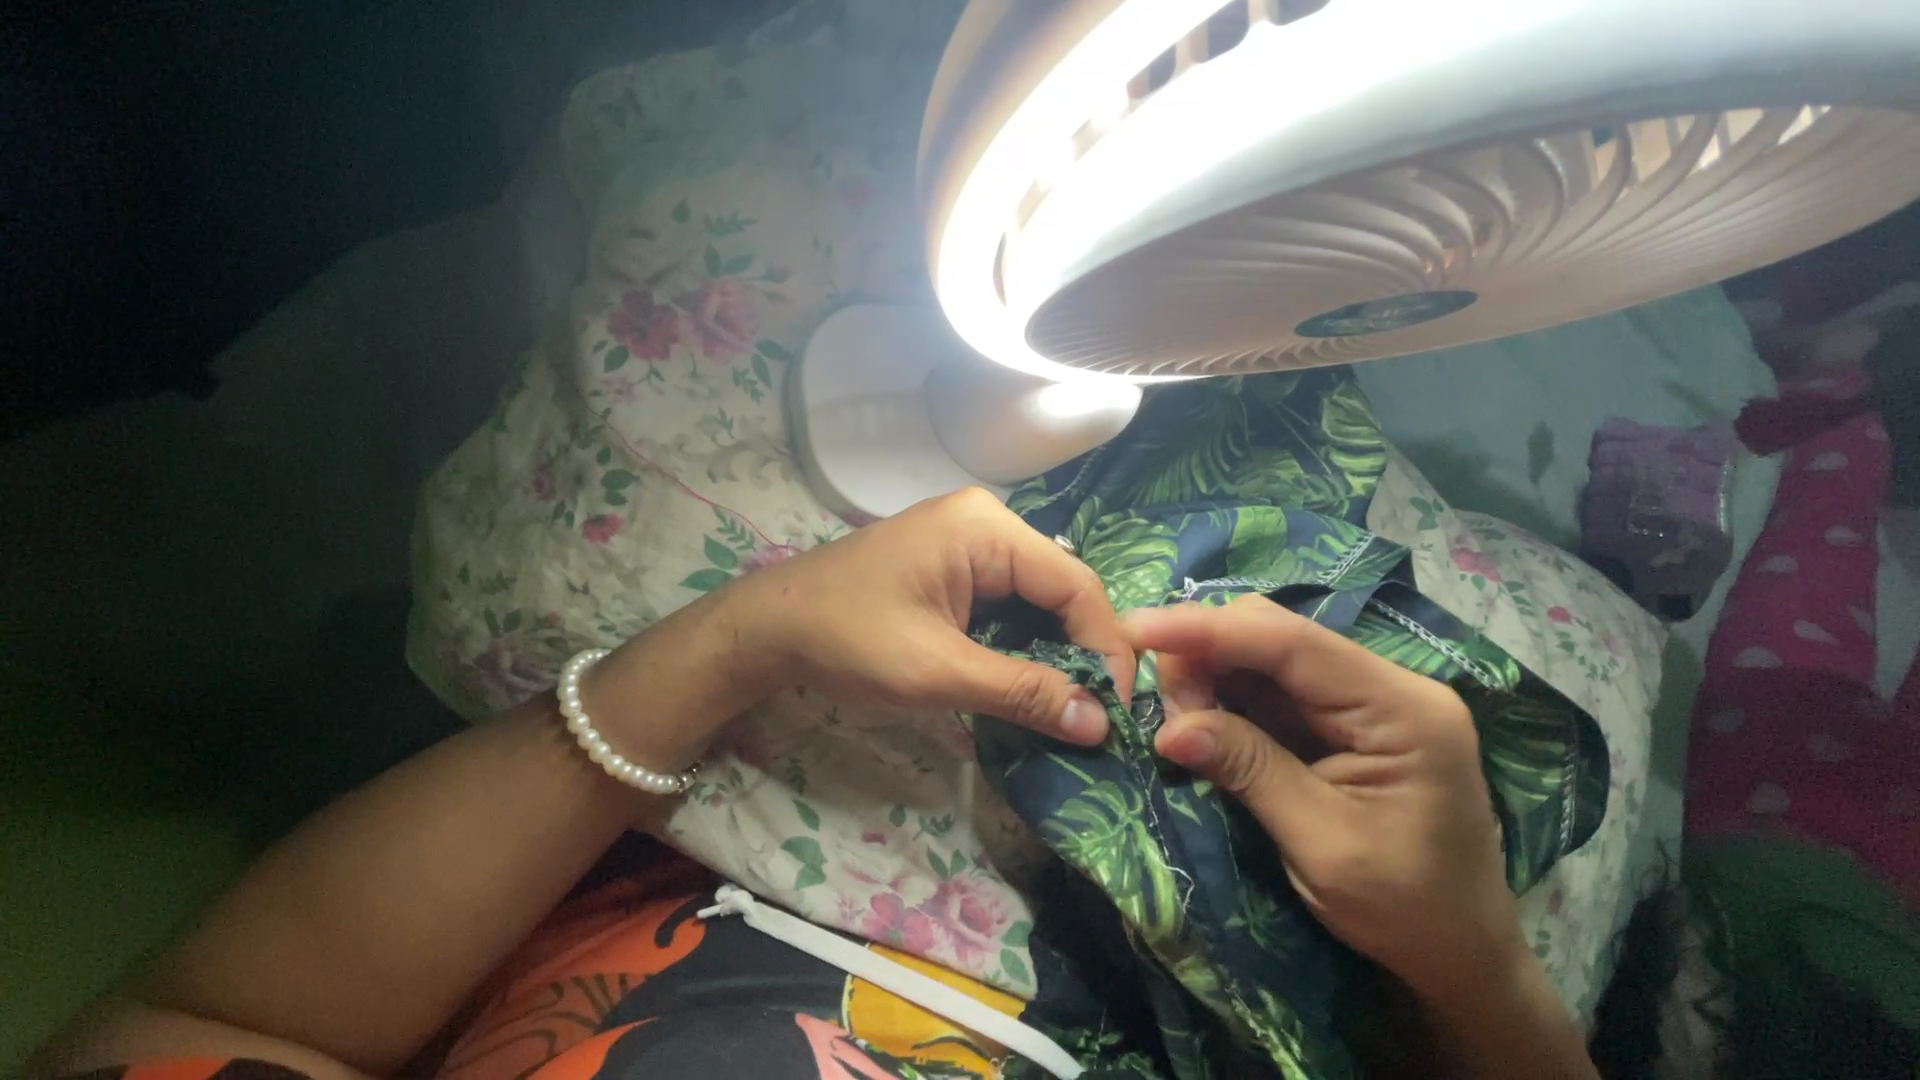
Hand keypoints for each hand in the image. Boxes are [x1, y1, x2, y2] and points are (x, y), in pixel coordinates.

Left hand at [742, 487, 1134, 732]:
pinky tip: (1030, 678)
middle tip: (1098, 712)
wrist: (768, 628)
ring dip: (1054, 649)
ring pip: (1037, 596)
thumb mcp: (938, 671)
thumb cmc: (847, 640)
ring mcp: (968, 538)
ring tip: (1072, 703)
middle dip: (1082, 649)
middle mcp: (986, 521)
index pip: (1075, 584)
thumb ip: (1022, 692)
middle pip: (1061, 587)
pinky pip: (1007, 600)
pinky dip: (1022, 641)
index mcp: (987, 528)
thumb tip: (1100, 725)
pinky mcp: (953, 563)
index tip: (1116, 709)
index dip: (1106, 647)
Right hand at [1124, 596, 1518, 1001]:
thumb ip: (1249, 771)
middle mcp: (1387, 686)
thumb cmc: (1404, 909)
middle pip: (1276, 635)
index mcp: (1403, 709)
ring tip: (1178, 722)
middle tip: (1163, 711)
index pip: (1293, 644)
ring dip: (1209, 676)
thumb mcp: (1322, 845)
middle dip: (1205, 655)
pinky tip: (1201, 720)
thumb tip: (1169, 728)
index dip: (1209, 629)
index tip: (1138, 628)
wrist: (1457, 952)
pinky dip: (1227, 697)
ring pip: (1265, 654)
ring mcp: (1365, 699)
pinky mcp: (1342, 718)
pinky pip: (1271, 687)